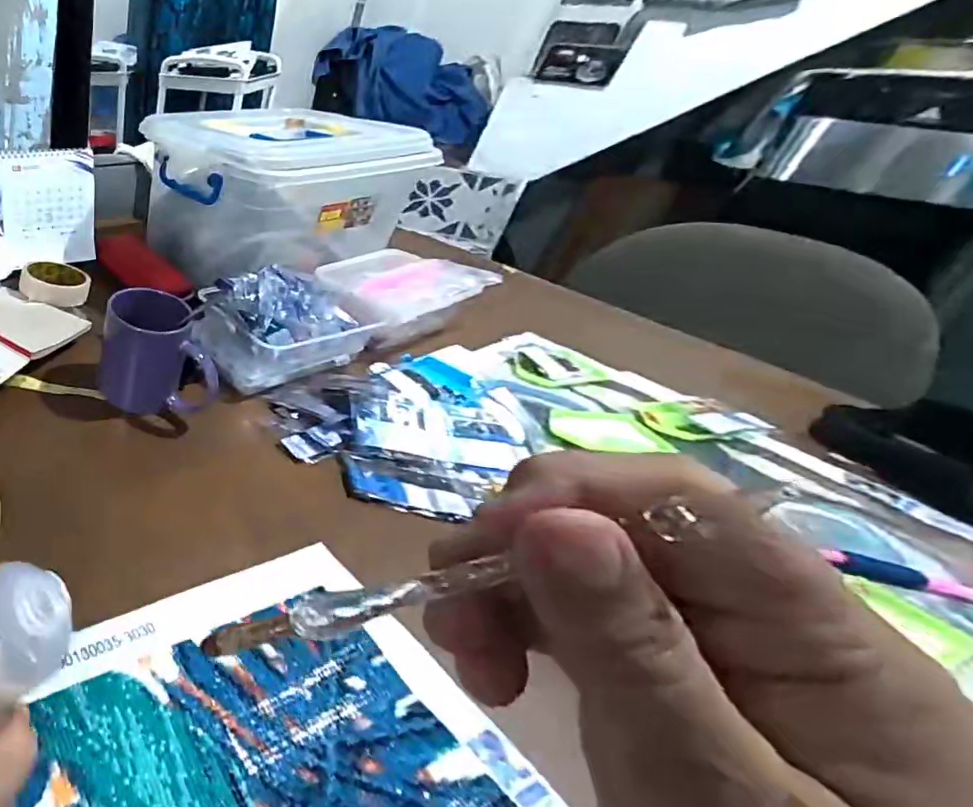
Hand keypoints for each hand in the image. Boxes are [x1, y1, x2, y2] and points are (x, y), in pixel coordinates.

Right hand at [425, 452, 972, 806]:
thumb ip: (636, 654)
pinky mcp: (649, 666)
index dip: (574, 492)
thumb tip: (550, 520)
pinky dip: (506, 624)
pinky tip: (488, 669)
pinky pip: (562, 609)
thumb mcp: (705, 784)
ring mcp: (697, 641)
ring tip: (462, 653)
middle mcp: (752, 616)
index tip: (487, 535)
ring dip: (493, 591)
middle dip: (511, 551)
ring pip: (568, 562)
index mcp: (817, 635)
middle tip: (451, 608)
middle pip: (608, 526)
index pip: (685, 502)